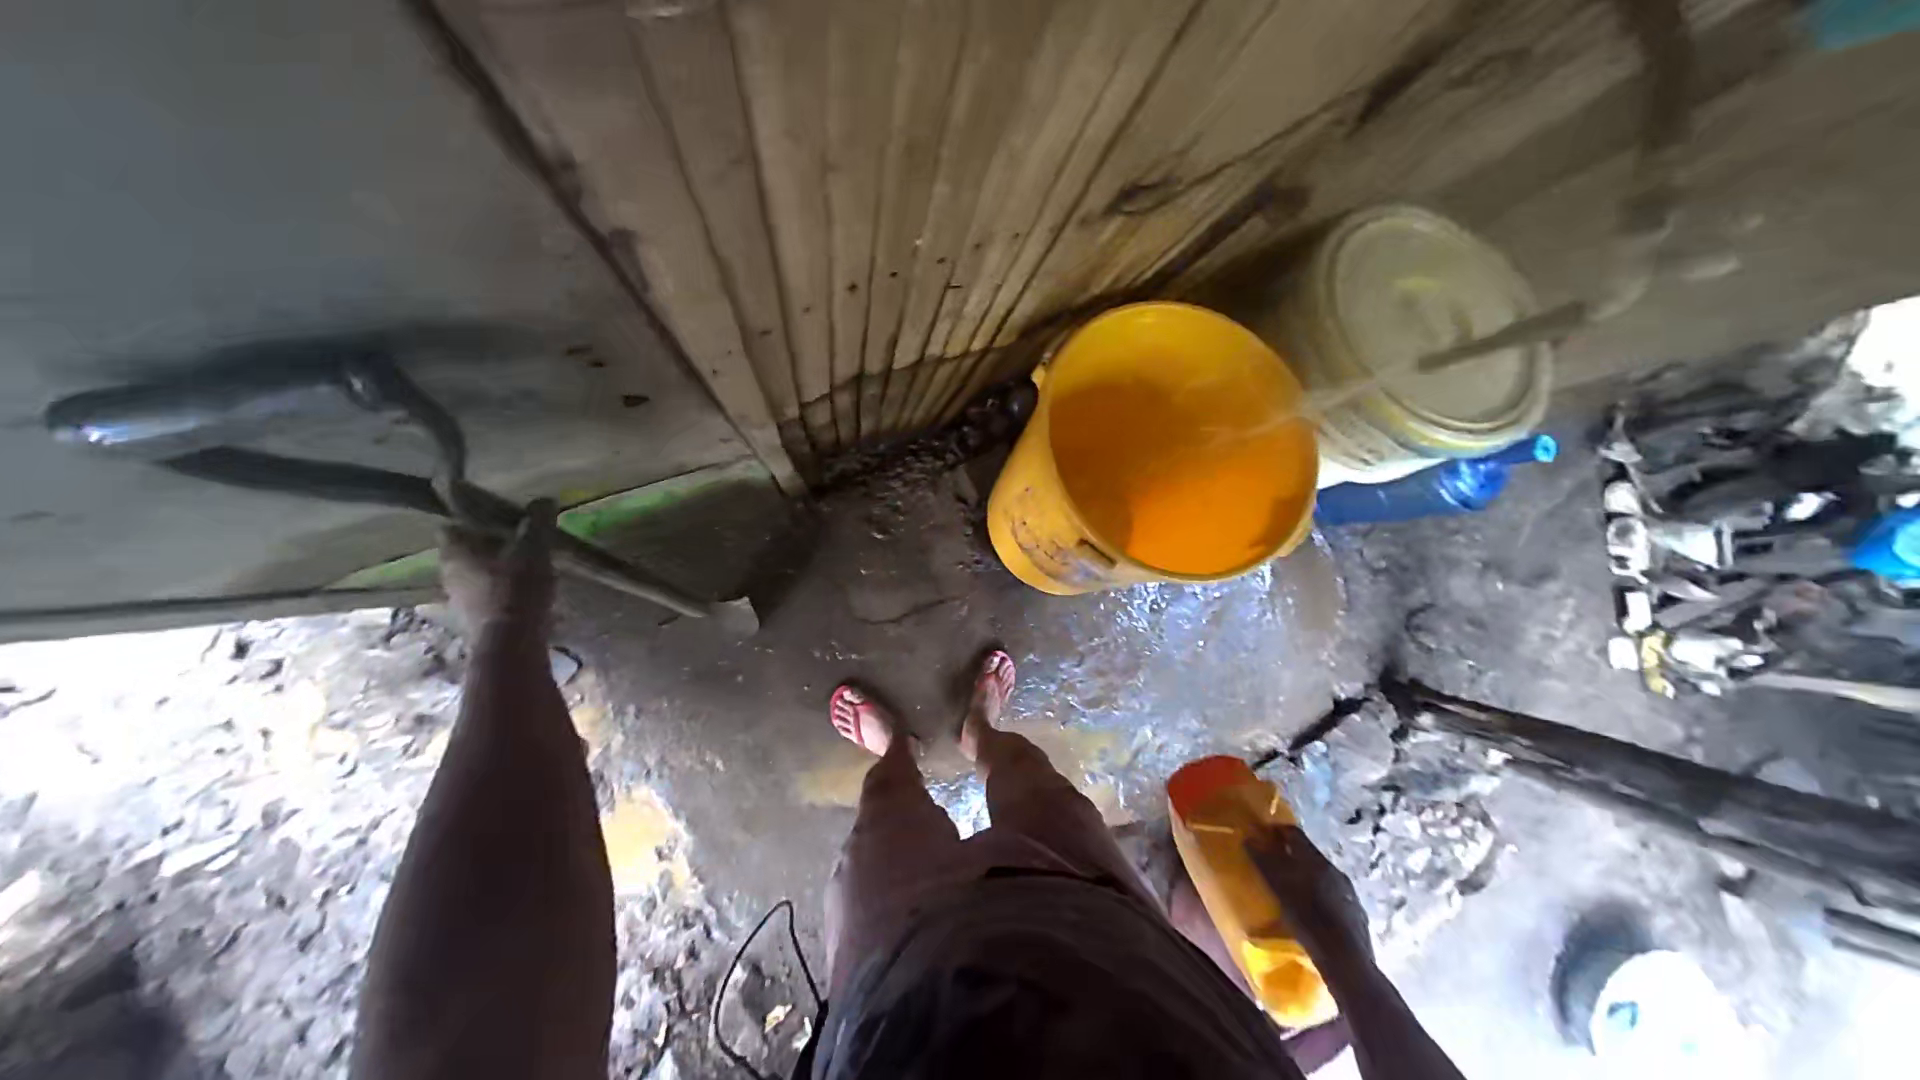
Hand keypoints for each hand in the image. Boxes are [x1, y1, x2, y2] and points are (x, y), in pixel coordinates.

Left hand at [440, 498, 556, 631]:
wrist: (512, 643)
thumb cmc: (517, 588)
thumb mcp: (534, 549)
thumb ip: (538, 522)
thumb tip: (544, 500)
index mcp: (455, 550)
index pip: (452, 525)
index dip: (471, 519)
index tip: (496, 518)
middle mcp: (448, 572)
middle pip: (464, 551)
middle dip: (486, 545)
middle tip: (516, 542)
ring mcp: (457, 598)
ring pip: (473, 574)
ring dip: (493, 570)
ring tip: (523, 568)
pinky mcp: (472, 619)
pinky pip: (484, 596)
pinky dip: (499, 591)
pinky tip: (522, 593)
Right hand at [1246, 826, 1373, 966]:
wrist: (1346, 961)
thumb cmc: (1308, 918)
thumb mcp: (1280, 887)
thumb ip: (1264, 860)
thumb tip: (1249, 837)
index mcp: (1316, 860)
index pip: (1294, 833)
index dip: (1277, 830)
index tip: (1263, 834)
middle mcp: (1335, 870)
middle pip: (1309, 854)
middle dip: (1291, 855)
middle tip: (1273, 863)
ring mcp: (1349, 892)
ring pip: (1323, 875)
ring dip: (1306, 876)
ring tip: (1292, 889)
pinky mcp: (1357, 913)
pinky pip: (1334, 894)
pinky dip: (1320, 895)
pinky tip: (1313, 911)